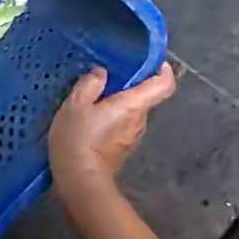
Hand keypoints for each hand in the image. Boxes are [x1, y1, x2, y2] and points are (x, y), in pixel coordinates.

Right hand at [48, 63, 175, 199]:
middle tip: (103, 77)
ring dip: (118, 101)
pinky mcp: (124, 146)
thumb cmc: (78, 137)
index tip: (153, 61)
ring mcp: (134, 135)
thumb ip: (90, 84)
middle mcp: (140, 120)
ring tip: (92, 97)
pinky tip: (90, 117)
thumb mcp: (75, 104)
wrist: (80, 177)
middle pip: (145, 97)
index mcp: (132, 105)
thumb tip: (102, 73)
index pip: (163, 85)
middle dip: (128, 85)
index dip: (162, 70)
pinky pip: (123, 122)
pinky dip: (112, 115)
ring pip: (132, 110)